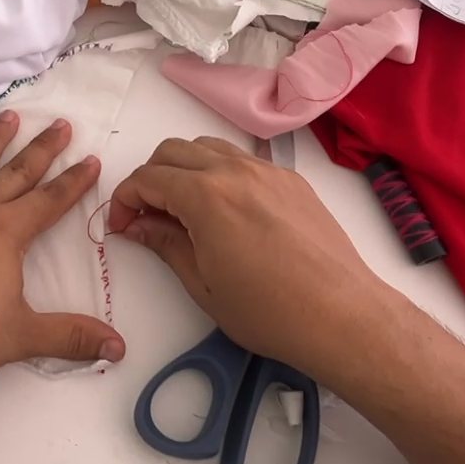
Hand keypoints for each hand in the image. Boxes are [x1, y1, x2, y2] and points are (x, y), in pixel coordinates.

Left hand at [0, 111, 125, 400]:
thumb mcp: (20, 337)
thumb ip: (71, 336)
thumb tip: (119, 347)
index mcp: (6, 233)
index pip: (50, 200)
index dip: (74, 180)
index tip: (91, 158)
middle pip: (15, 171)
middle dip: (41, 147)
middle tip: (60, 123)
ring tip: (8, 115)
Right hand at [107, 137, 399, 380]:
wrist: (342, 316)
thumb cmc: (268, 310)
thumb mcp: (201, 283)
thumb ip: (164, 243)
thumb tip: (136, 225)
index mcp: (205, 195)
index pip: (147, 178)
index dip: (124, 199)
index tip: (121, 225)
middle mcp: (234, 170)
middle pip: (173, 151)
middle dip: (150, 177)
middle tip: (147, 214)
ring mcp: (266, 171)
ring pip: (208, 147)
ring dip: (184, 168)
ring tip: (183, 207)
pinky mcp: (291, 180)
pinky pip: (242, 160)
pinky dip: (219, 172)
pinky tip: (225, 209)